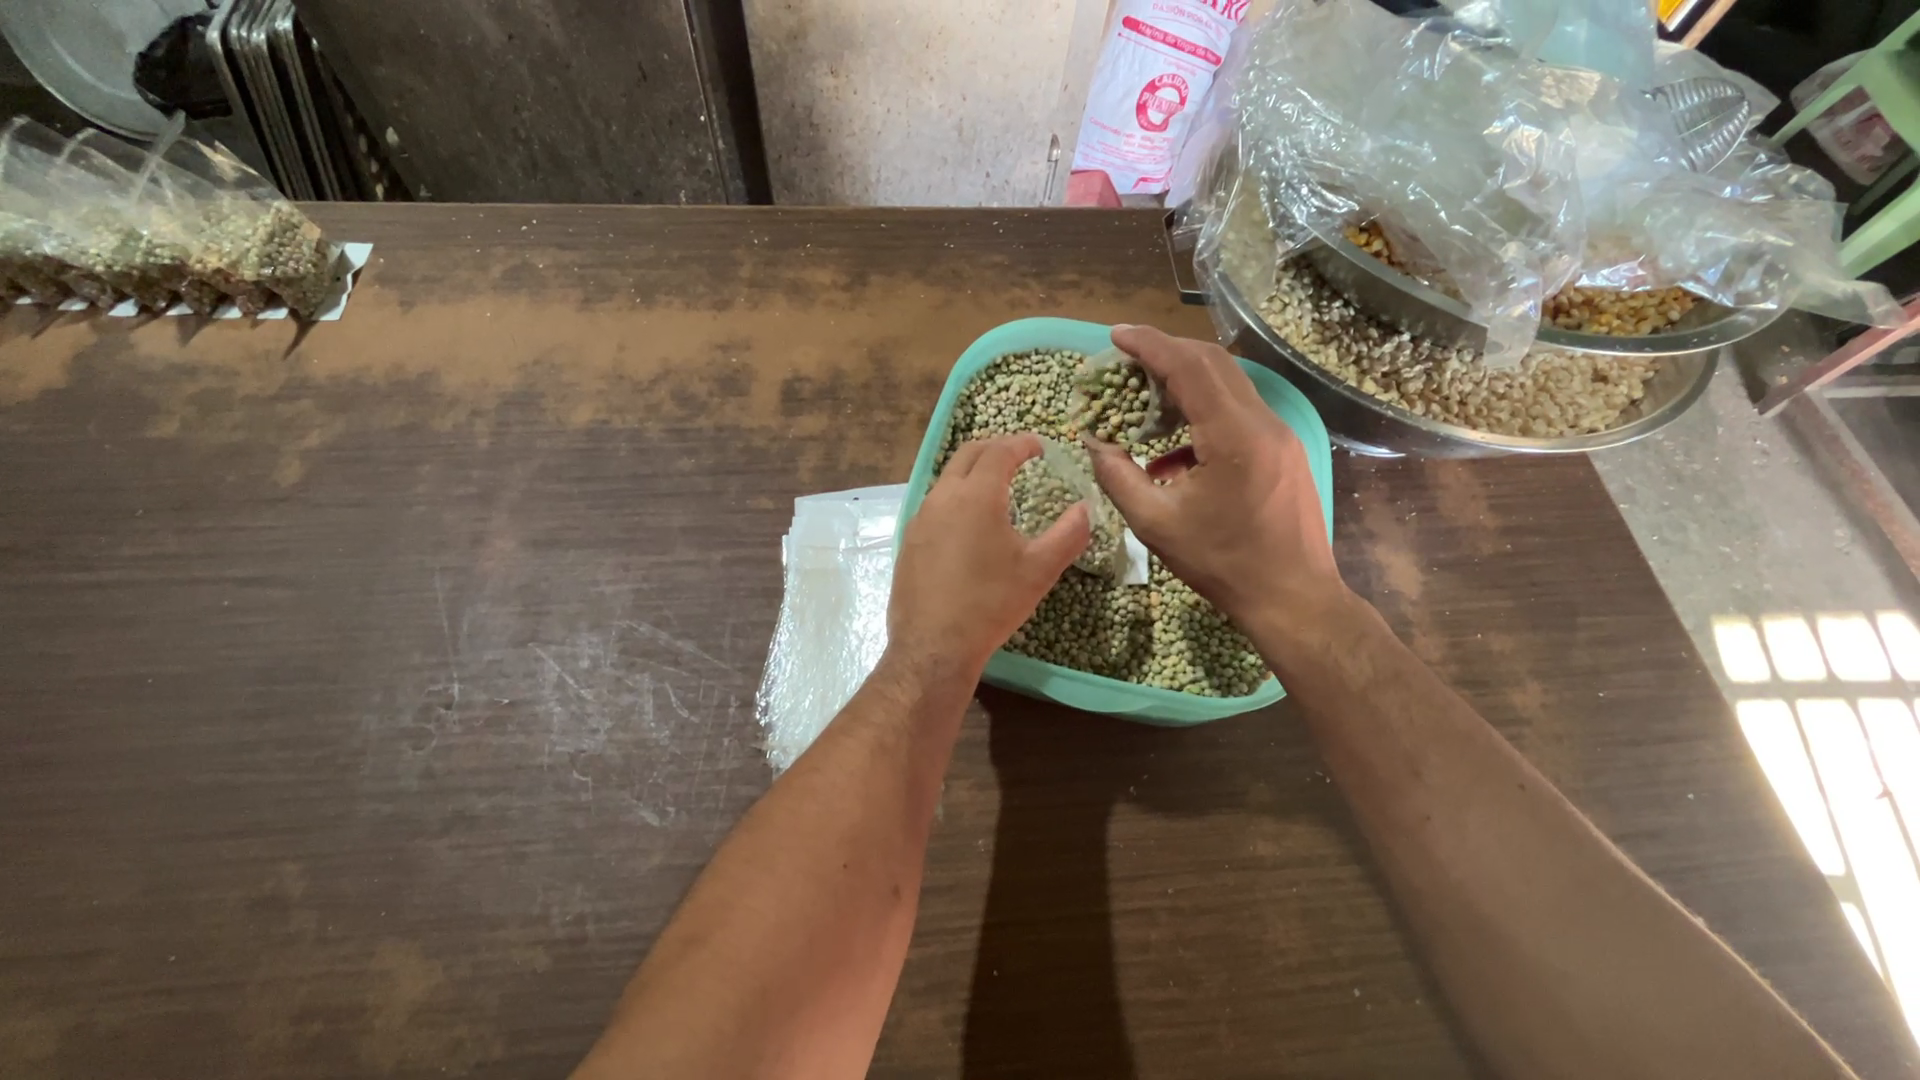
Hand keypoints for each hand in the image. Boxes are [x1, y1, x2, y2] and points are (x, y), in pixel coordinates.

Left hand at [888, 434, 1090, 680]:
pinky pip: (934, 506)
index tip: (1039, 445)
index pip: (999, 451)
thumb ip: (1068, 534)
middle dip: (995, 448)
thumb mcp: (1039, 570)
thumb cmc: (991, 604)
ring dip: (972, 474)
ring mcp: (920, 519)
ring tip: (996, 488)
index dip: (1021, 443)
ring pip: (947, 480)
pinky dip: (956, 499)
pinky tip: (968, 525)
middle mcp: (943, 498)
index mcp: (976, 496)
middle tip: (1017, 455)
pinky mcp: (909, 541)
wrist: (934, 645)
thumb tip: (1086, 509)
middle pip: (968, 455)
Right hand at [1083, 325, 1341, 623]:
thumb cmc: (1222, 564)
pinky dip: (1202, 414)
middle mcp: (1263, 422)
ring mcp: (1279, 435)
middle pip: (1213, 364)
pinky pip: (1238, 414)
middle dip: (1166, 354)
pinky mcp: (1283, 451)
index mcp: (1233, 435)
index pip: (1189, 367)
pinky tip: (1172, 451)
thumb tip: (1093, 443)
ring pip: (1228, 386)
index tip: (1116, 335)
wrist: (1293, 598)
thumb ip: (1118, 476)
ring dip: (1184, 383)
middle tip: (1125, 362)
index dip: (1149, 345)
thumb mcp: (1155, 524)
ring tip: (1144, 400)